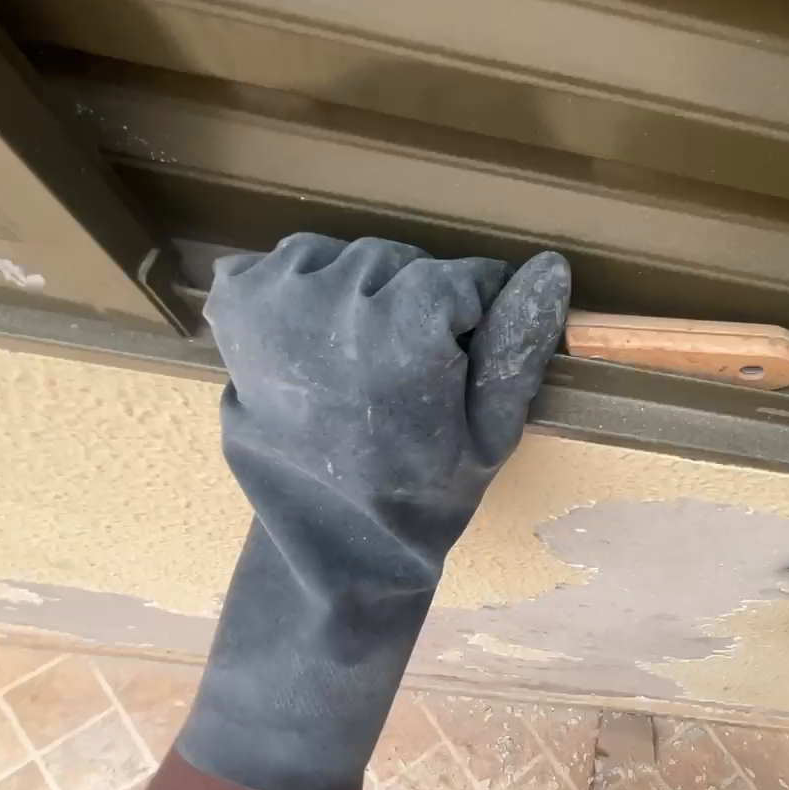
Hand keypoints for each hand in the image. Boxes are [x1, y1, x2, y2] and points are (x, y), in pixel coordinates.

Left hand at [210, 234, 568, 574]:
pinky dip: (314, 288)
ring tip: (374, 354)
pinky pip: (290, 261)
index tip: (471, 350)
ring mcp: (275, 300)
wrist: (334, 534)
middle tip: (420, 365)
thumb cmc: (425, 491)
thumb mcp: (493, 430)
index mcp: (403, 332)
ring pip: (349, 256)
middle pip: (404, 262)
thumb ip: (519, 345)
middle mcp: (332, 303)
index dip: (479, 311)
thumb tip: (551, 269)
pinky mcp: (238, 305)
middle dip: (424, 301)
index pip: (463, 277)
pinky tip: (327, 341)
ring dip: (371, 292)